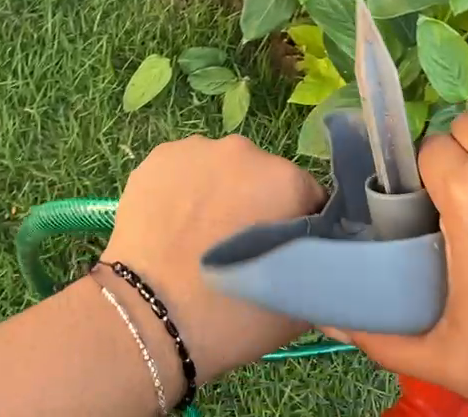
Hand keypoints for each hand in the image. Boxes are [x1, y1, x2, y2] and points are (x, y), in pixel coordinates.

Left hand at [101, 134, 324, 383]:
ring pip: (220, 170)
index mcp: (284, 180)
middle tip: (241, 248)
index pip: (306, 196)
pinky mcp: (159, 156)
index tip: (283, 254)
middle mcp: (243, 151)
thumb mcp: (295, 307)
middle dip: (256, 204)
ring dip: (218, 193)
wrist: (148, 318)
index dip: (298, 226)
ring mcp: (196, 149)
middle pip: (261, 177)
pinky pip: (184, 170)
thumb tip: (320, 265)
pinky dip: (183, 190)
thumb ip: (318, 272)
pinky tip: (173, 225)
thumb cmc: (229, 316)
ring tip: (200, 238)